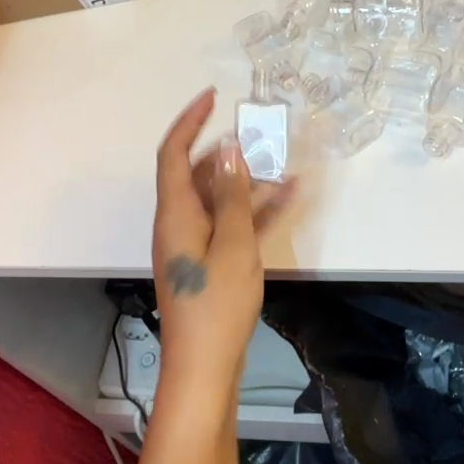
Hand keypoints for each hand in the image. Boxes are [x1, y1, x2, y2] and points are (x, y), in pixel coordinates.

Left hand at [152, 89, 297, 389]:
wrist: (205, 367)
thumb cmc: (216, 304)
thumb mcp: (232, 244)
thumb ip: (233, 195)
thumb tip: (230, 147)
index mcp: (175, 213)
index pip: (173, 152)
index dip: (190, 121)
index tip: (213, 96)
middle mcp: (179, 223)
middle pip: (197, 173)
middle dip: (229, 150)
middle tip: (263, 133)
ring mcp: (194, 245)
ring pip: (220, 199)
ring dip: (250, 181)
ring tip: (287, 163)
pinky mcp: (210, 263)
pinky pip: (232, 225)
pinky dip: (256, 211)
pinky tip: (291, 198)